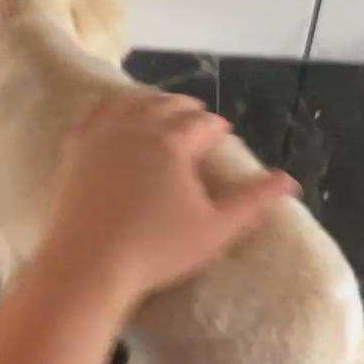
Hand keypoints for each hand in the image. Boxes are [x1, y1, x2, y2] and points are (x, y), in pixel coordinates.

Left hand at [40, 91, 296, 307]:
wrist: (88, 263)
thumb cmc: (157, 249)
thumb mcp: (215, 228)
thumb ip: (253, 200)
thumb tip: (288, 179)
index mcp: (174, 142)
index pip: (202, 123)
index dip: (216, 126)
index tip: (223, 131)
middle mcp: (138, 127)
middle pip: (167, 105)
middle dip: (186, 108)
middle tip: (196, 114)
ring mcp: (103, 134)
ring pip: (131, 102)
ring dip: (150, 100)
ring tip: (160, 105)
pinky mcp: (75, 146)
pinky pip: (94, 112)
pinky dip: (110, 104)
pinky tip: (113, 109)